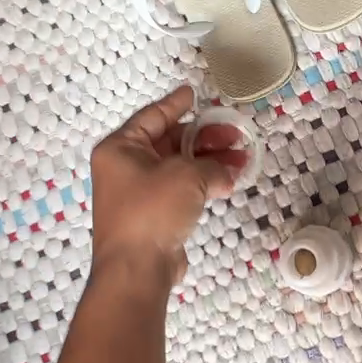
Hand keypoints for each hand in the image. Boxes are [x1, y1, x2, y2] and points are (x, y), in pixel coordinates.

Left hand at [89, 86, 248, 279]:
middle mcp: (124, 168)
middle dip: (204, 139)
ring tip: (241, 160)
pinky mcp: (150, 216)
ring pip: (178, 167)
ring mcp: (136, 193)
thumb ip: (211, 166)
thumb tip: (226, 174)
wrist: (137, 269)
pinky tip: (228, 183)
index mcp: (120, 148)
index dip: (177, 104)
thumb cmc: (152, 211)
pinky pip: (179, 190)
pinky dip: (201, 184)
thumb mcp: (187, 176)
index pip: (153, 117)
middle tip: (234, 134)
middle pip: (169, 142)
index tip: (194, 93)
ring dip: (208, 163)